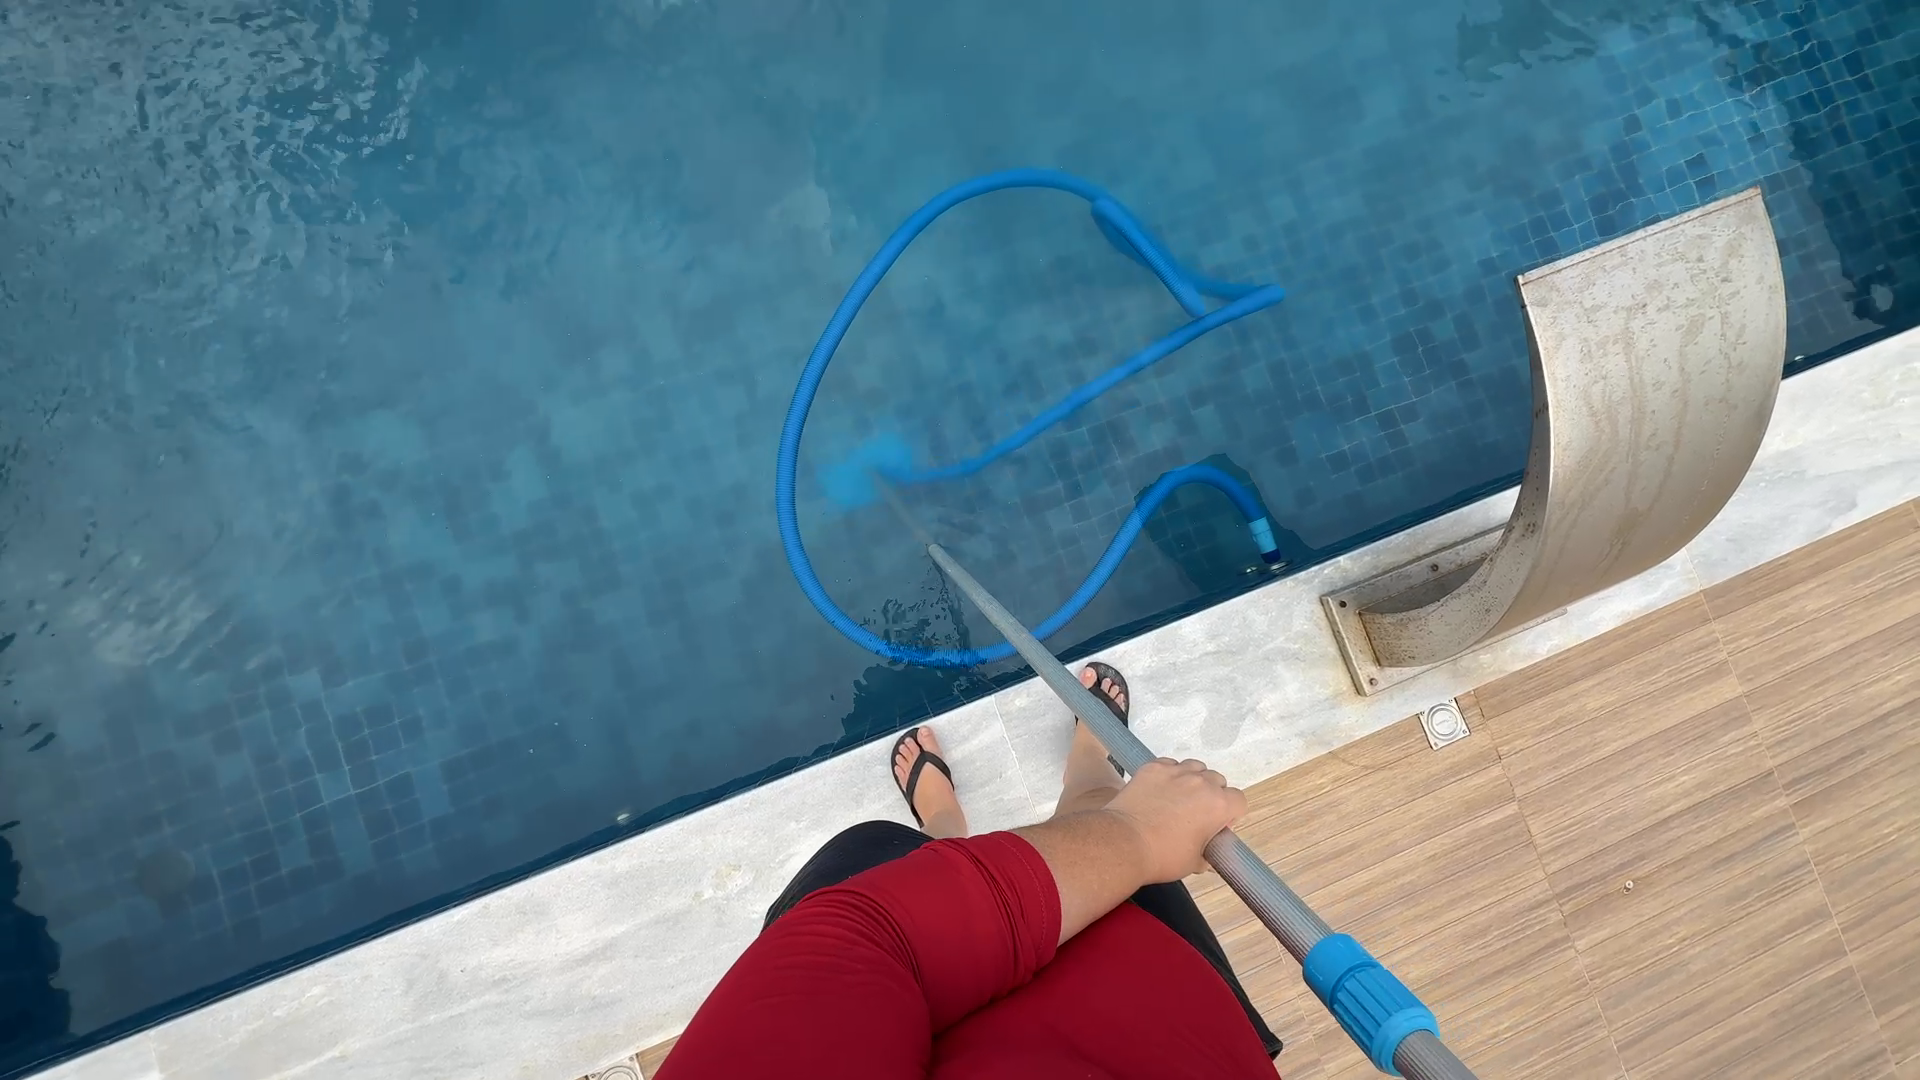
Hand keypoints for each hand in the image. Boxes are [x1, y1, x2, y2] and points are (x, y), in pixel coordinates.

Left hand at [1102, 758, 1245, 882]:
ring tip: (1179, 798)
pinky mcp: (1153, 767)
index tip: (1218, 824)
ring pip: (1194, 767)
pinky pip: (1169, 763)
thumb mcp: (1197, 861)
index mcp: (1218, 804)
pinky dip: (1169, 774)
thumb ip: (1209, 847)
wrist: (1126, 842)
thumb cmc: (1163, 855)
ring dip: (1192, 780)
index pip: (1239, 800)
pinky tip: (1161, 790)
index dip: (1230, 813)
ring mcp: (1174, 771)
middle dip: (1212, 794)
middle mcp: (1200, 782)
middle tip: (1197, 812)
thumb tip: (1207, 847)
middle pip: (1217, 780)